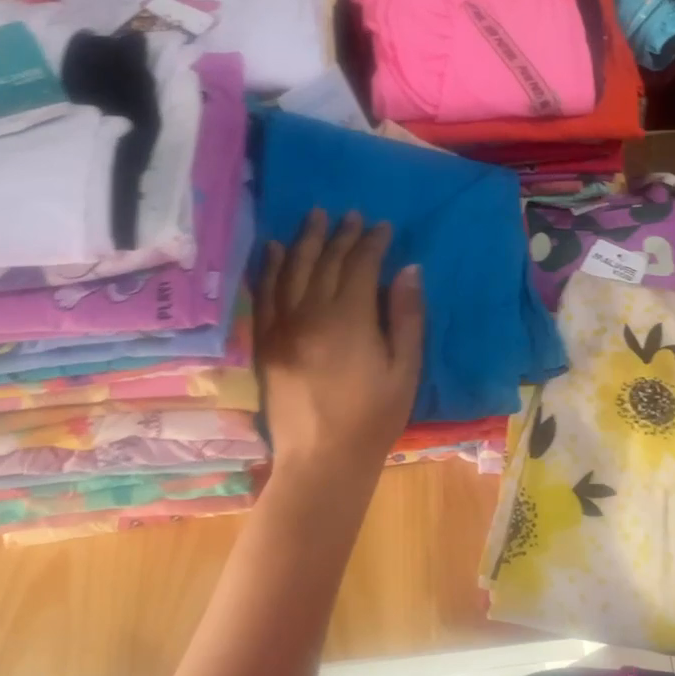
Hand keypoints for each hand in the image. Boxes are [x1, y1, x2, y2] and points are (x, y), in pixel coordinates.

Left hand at [256, 209, 424, 479]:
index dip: (372, 242)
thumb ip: (406, 316)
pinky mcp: (266, 342)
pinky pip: (265, 294)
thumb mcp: (405, 369)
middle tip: (350, 215)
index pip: (360, 265)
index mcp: (350, 318)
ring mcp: (283, 326)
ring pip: (293, 270)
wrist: (323, 459)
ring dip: (305, 240)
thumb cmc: (374, 417)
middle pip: (325, 261)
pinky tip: (276, 249)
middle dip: (340, 235)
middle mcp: (311, 313)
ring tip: (315, 218)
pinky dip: (271, 267)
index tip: (383, 227)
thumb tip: (409, 270)